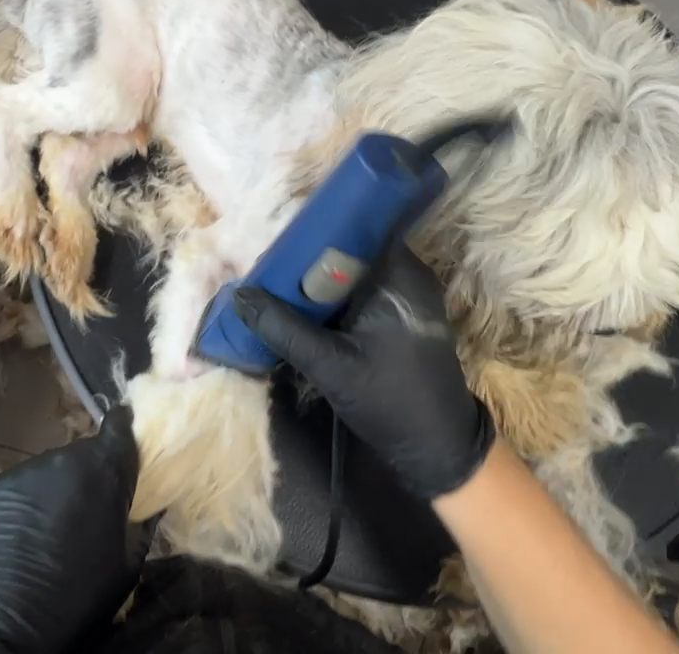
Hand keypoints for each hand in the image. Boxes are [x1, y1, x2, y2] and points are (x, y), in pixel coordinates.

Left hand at [0, 406, 152, 653]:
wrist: (8, 621)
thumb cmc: (81, 593)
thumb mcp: (128, 561)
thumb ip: (143, 521)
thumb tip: (153, 502)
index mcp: (105, 469)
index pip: (119, 425)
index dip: (124, 427)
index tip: (127, 437)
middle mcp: (68, 457)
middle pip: (87, 451)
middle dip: (93, 472)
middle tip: (92, 505)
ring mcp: (31, 468)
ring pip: (57, 467)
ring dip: (62, 485)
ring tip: (59, 523)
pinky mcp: (1, 484)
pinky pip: (28, 483)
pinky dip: (34, 498)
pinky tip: (31, 529)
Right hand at [234, 248, 493, 499]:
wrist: (438, 450)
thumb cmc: (390, 401)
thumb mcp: (330, 365)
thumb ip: (284, 329)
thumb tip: (239, 296)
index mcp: (400, 273)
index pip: (353, 228)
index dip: (314, 230)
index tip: (277, 240)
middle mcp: (407, 274)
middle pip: (350, 249)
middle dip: (308, 257)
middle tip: (268, 264)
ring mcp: (406, 295)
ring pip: (352, 273)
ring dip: (318, 280)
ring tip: (276, 282)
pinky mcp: (399, 315)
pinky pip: (360, 293)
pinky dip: (333, 299)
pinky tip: (301, 308)